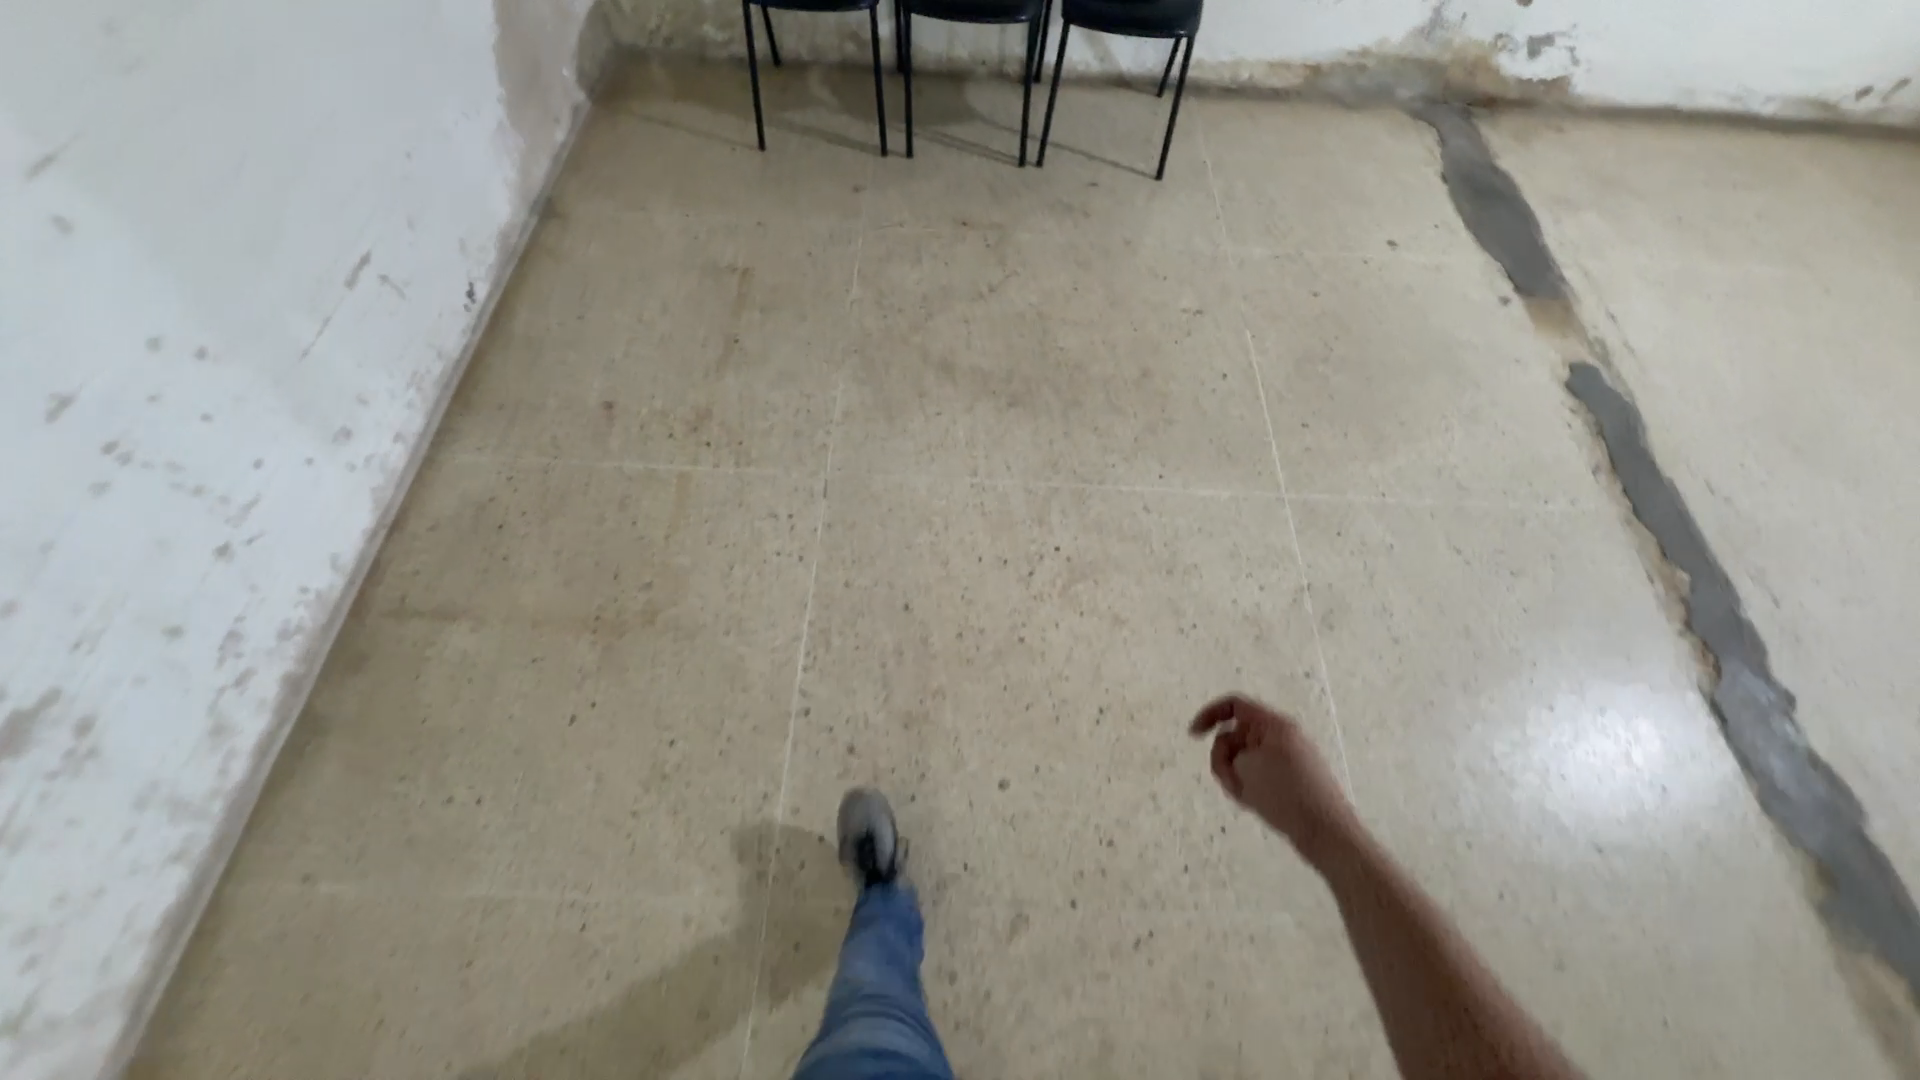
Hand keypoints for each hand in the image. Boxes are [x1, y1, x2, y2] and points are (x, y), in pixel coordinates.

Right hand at [1189, 694, 1359, 867]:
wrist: (1326, 832)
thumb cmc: (1284, 794)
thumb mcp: (1243, 768)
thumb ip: (1226, 752)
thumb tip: (1234, 755)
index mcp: (1274, 725)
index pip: (1234, 705)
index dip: (1209, 715)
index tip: (1193, 736)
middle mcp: (1282, 736)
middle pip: (1237, 735)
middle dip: (1225, 757)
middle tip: (1231, 782)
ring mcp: (1289, 758)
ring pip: (1245, 758)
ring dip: (1236, 775)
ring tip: (1247, 797)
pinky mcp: (1292, 779)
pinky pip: (1259, 774)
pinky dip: (1250, 786)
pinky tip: (1257, 805)